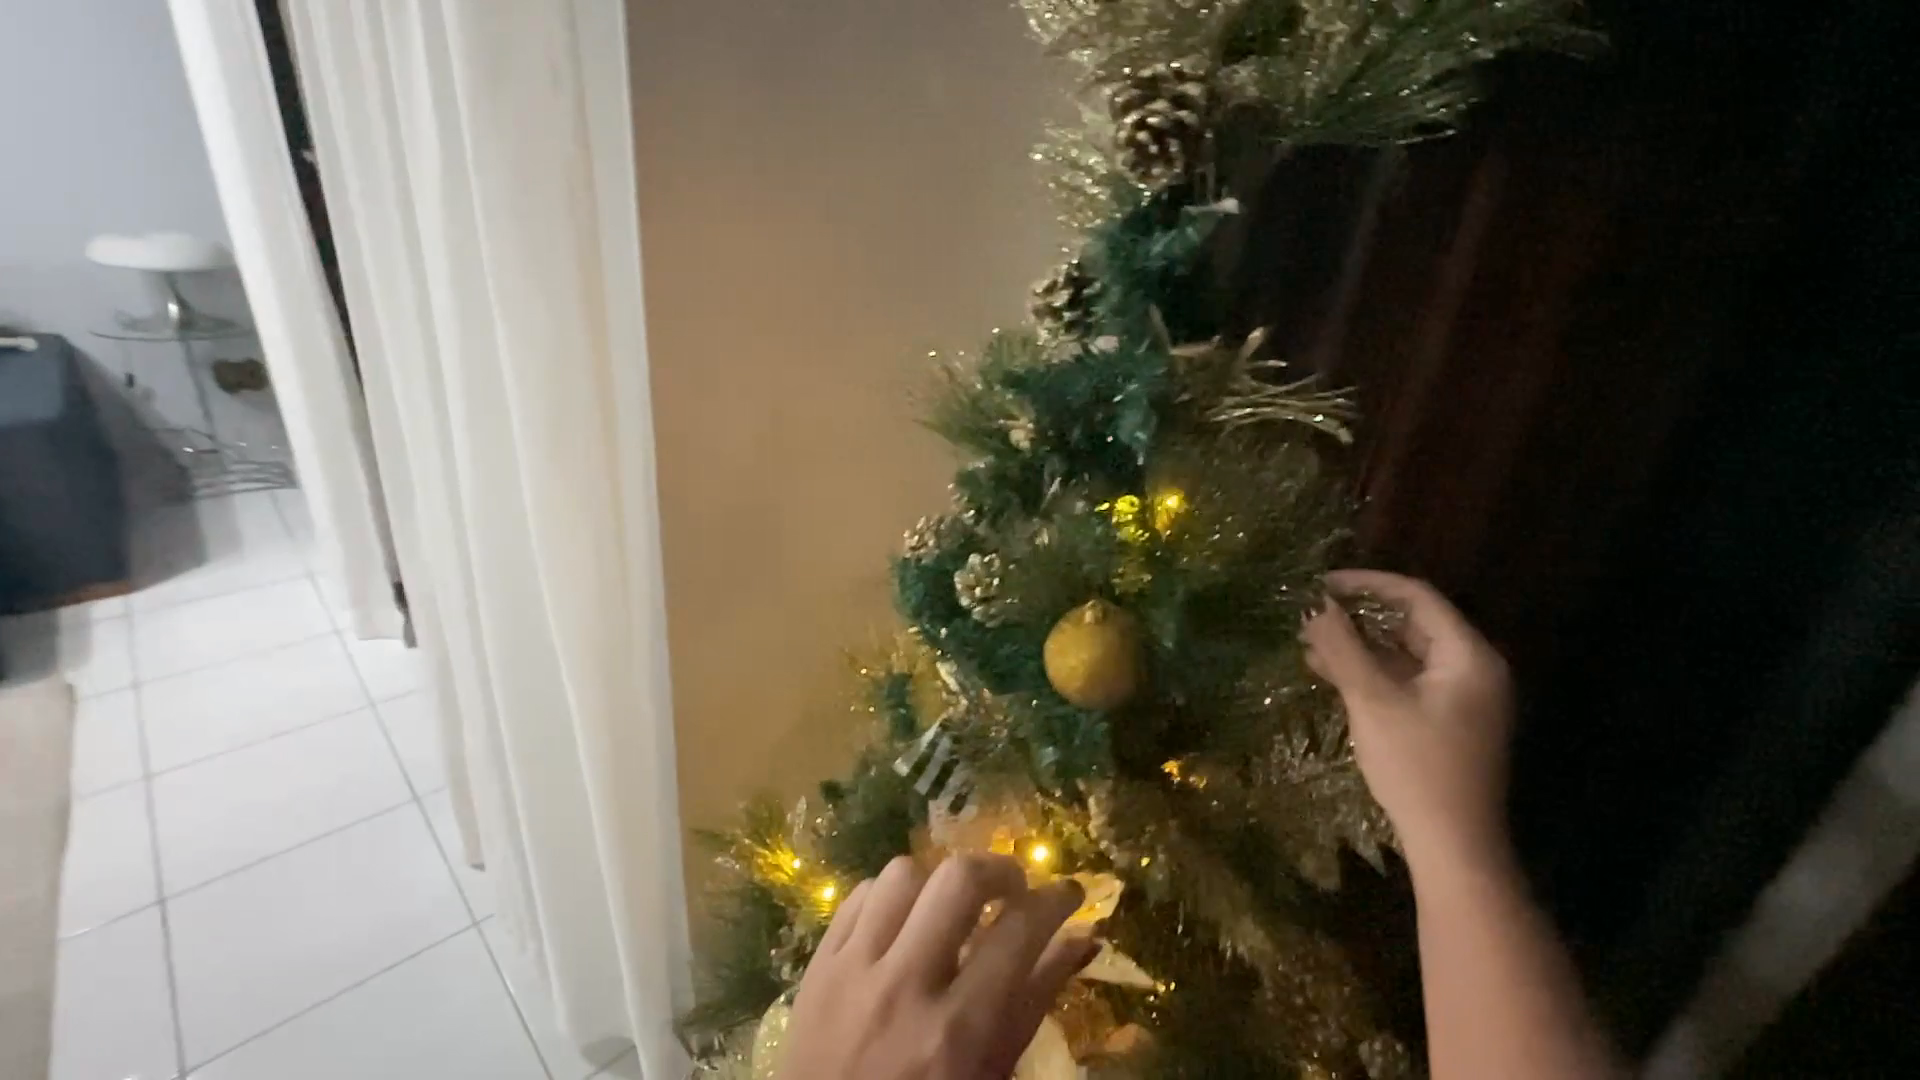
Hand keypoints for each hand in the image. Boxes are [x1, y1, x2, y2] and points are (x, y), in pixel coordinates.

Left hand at [778, 854, 1097, 1079]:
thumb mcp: (991, 1073)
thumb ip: (1035, 1001)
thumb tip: (1082, 939)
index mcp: (956, 1032)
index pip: (1018, 932)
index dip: (1055, 900)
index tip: (1069, 891)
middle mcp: (903, 988)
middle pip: (957, 879)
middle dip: (998, 869)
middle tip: (1013, 888)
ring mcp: (852, 970)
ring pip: (903, 874)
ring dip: (938, 882)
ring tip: (953, 907)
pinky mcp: (818, 963)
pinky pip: (860, 895)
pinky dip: (892, 897)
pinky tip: (906, 921)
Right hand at [1302, 569, 1515, 875]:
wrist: (1452, 844)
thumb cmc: (1416, 765)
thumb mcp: (1372, 699)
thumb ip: (1341, 646)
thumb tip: (1310, 602)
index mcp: (1468, 656)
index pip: (1416, 597)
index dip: (1365, 584)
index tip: (1318, 584)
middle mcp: (1470, 668)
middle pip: (1410, 623)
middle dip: (1356, 615)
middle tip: (1309, 612)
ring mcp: (1458, 696)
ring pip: (1402, 653)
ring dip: (1356, 644)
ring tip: (1306, 640)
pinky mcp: (1442, 719)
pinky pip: (1402, 679)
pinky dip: (1367, 671)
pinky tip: (1326, 671)